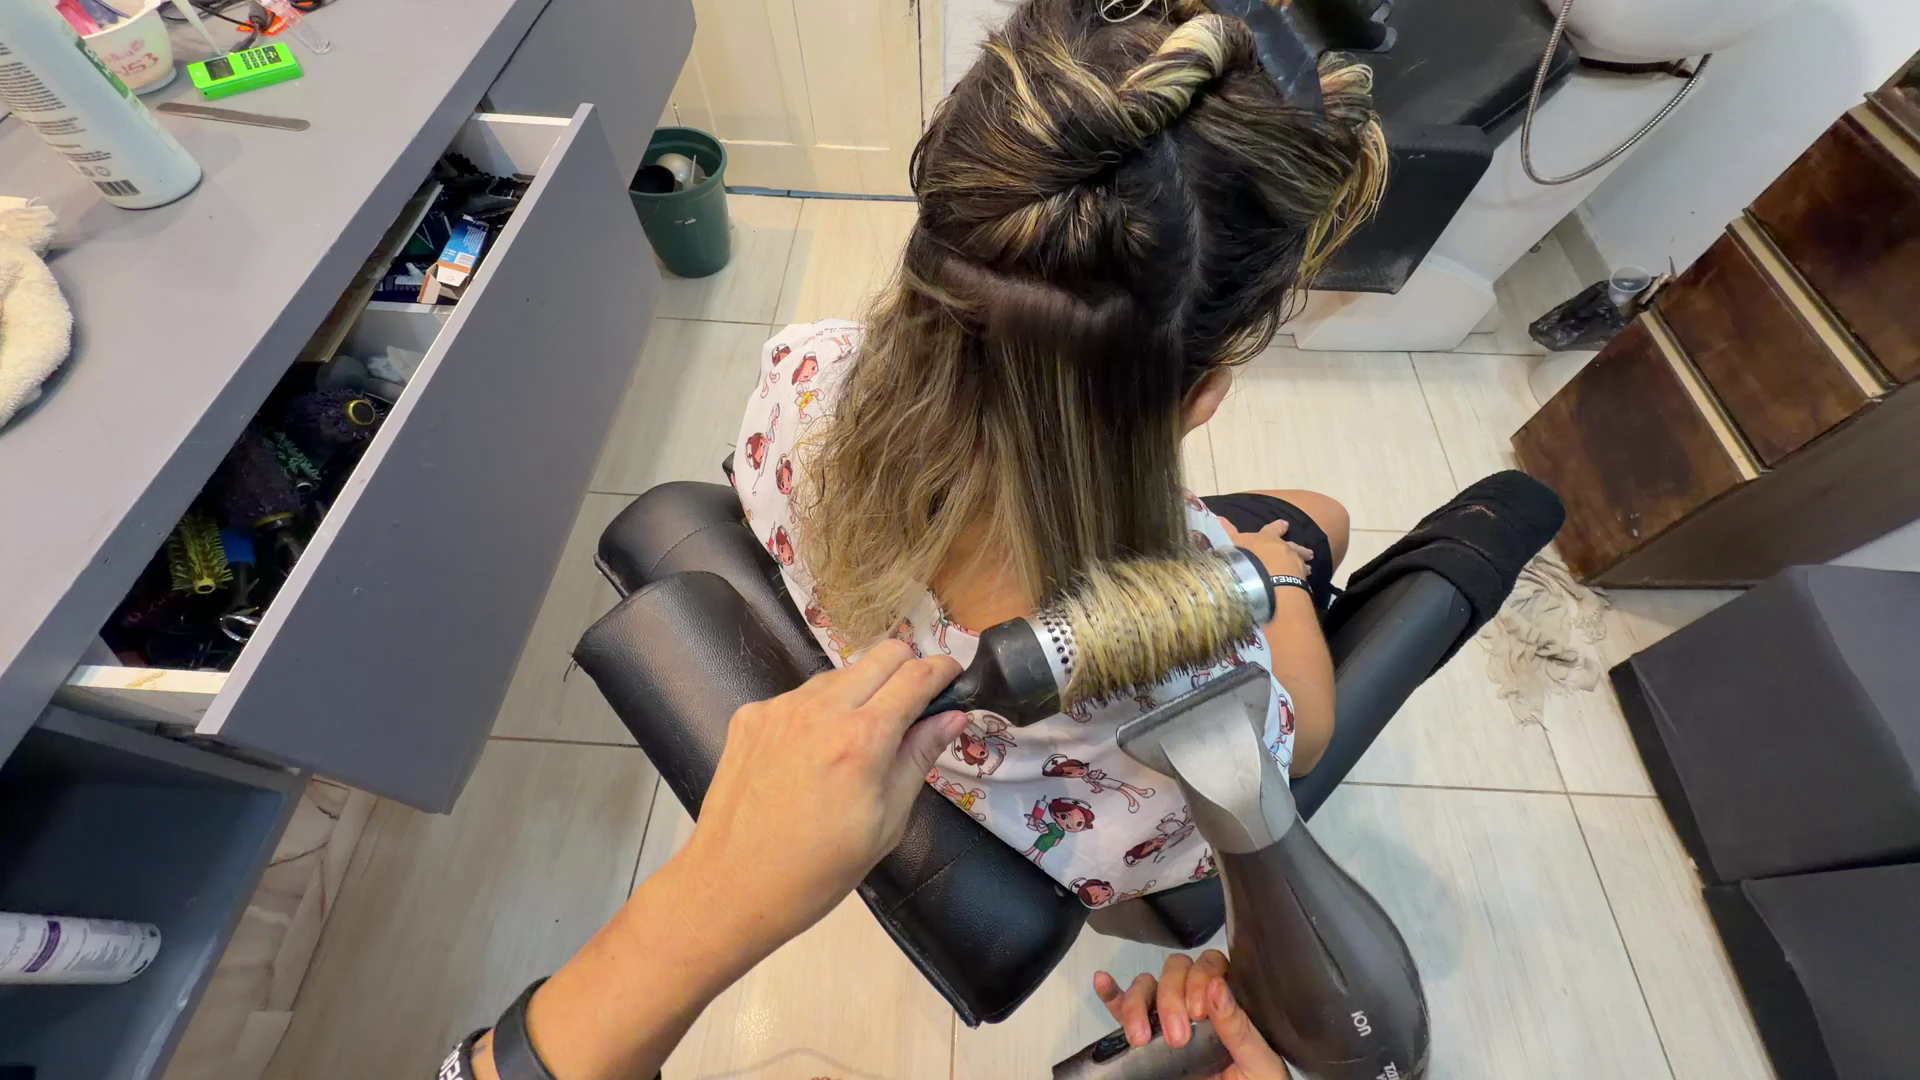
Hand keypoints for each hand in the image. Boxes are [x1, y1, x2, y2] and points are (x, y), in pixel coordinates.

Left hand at [685, 641, 967, 947]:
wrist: (729, 888)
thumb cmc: (820, 870)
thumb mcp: (887, 822)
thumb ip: (919, 757)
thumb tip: (953, 716)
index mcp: (862, 738)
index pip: (917, 675)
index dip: (944, 669)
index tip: (954, 677)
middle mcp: (821, 708)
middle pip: (884, 653)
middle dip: (909, 669)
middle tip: (913, 705)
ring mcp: (781, 706)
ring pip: (842, 672)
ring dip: (863, 690)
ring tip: (856, 738)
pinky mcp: (751, 714)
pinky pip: (801, 695)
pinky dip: (820, 710)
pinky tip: (811, 752)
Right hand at [1094, 950, 1289, 1079]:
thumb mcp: (1260, 1066)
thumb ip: (1240, 1028)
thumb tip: (1217, 986)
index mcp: (1228, 1003)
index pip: (1210, 965)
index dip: (1201, 978)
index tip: (1200, 1011)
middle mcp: (1196, 1002)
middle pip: (1175, 969)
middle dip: (1170, 998)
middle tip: (1177, 1037)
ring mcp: (1168, 1017)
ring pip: (1147, 984)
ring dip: (1138, 1002)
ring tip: (1141, 1037)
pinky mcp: (1146, 1037)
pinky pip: (1122, 1004)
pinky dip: (1112, 993)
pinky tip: (1103, 983)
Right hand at [1217, 516, 1312, 579]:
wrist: (1266, 577)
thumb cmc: (1247, 556)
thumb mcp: (1232, 542)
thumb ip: (1227, 531)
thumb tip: (1217, 517)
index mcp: (1267, 538)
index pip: (1271, 529)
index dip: (1277, 527)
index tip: (1285, 523)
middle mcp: (1284, 548)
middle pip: (1293, 547)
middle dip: (1299, 549)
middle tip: (1310, 552)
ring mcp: (1294, 564)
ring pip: (1301, 562)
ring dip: (1304, 565)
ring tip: (1310, 569)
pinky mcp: (1299, 580)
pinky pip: (1302, 579)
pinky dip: (1302, 581)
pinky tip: (1304, 585)